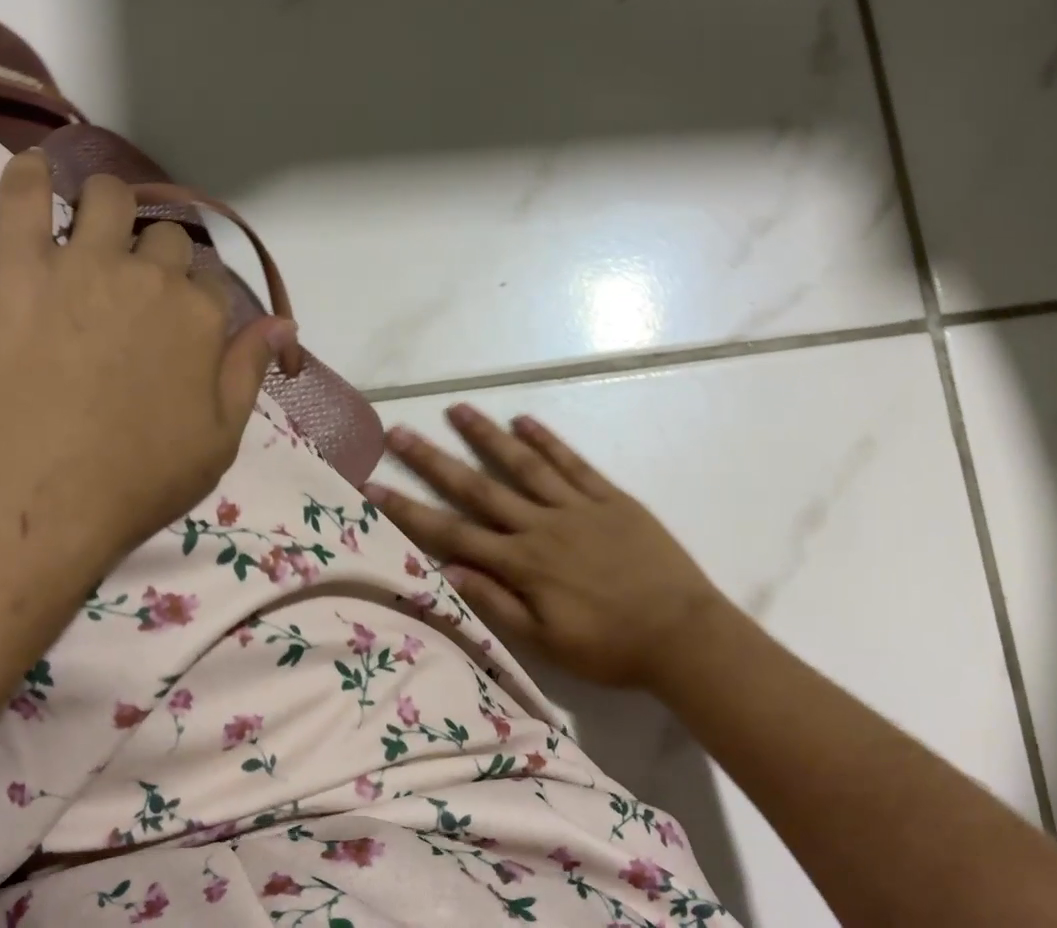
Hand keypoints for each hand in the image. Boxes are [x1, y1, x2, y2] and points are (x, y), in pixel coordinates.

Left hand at [0, 149, 295, 571]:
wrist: (33, 502)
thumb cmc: (133, 483)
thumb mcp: (218, 442)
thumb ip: (248, 372)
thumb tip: (282, 322)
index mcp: (203, 318)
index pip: (210, 279)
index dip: (194, 296)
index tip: (174, 321)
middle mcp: (152, 277)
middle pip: (165, 236)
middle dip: (156, 256)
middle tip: (128, 294)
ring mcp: (82, 264)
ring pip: (109, 199)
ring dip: (109, 208)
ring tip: (90, 234)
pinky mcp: (16, 265)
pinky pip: (23, 193)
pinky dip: (32, 175)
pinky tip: (36, 172)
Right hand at [364, 404, 727, 689]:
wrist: (684, 635)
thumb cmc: (610, 648)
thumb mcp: (545, 642)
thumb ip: (495, 602)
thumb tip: (444, 570)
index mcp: (521, 563)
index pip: (451, 532)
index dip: (408, 509)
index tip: (372, 485)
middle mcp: (540, 525)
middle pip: (477, 486)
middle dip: (433, 460)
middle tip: (399, 432)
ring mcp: (576, 506)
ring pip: (522, 463)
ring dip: (486, 435)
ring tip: (456, 408)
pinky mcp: (610, 499)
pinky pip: (572, 463)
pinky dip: (547, 440)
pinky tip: (523, 421)